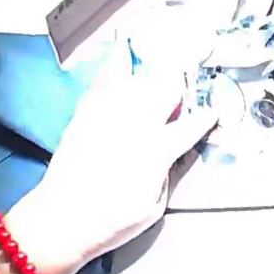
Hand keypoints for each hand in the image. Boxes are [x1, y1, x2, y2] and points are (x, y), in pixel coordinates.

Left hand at [6, 51, 216, 273]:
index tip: (213, 112)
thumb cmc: (111, 221)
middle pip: (168, 87)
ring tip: (158, 83)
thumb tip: (177, 152)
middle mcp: (136, 123)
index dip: (207, 117)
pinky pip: (105, 78)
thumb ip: (170, 172)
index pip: (192, 124)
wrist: (60, 218)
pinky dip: (117, 63)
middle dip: (181, 86)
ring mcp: (109, 112)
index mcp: (158, 149)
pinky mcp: (87, 110)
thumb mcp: (155, 206)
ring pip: (140, 79)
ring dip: (153, 80)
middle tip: (184, 91)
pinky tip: (123, 51)